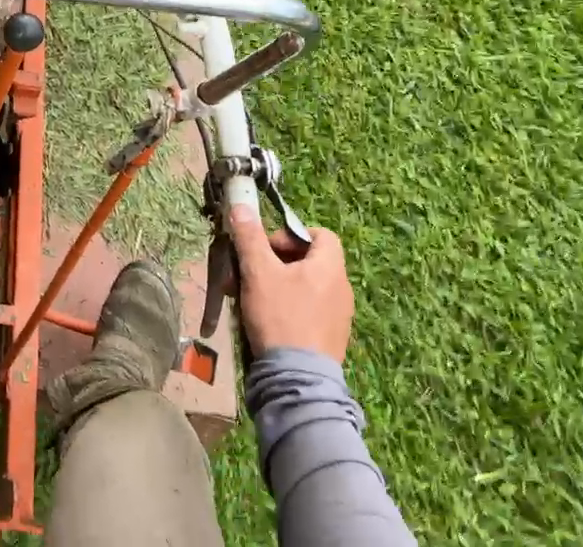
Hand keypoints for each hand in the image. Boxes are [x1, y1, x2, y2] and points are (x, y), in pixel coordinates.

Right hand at [229, 202, 353, 363]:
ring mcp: (339, 314)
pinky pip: (310, 308)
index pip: (322, 234)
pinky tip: (267, 318)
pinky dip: (289, 305)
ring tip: (252, 296)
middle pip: (311, 259)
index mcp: (330, 268)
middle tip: (252, 271)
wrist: (297, 377)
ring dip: (279, 283)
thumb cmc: (280, 316)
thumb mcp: (258, 272)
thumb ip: (250, 237)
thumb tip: (241, 205)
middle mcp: (341, 288)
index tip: (267, 247)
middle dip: (277, 260)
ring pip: (307, 285)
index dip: (292, 234)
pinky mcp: (331, 336)